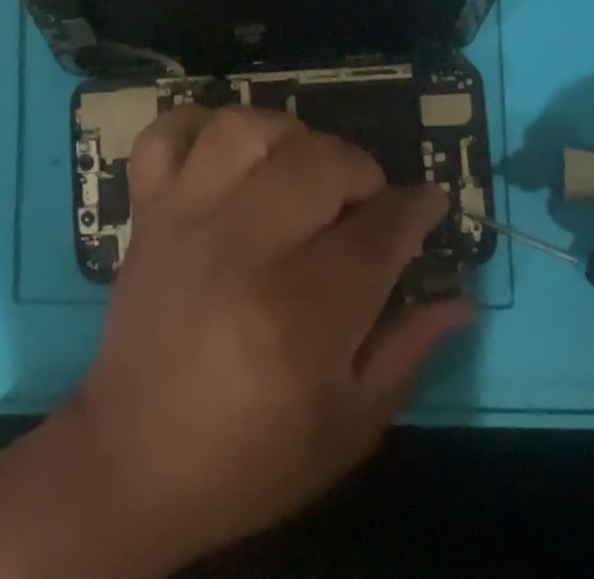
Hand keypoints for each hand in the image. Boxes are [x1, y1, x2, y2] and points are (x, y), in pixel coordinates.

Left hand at [60, 106, 475, 571]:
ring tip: (299, 176)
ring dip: (289, 139)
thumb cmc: (250, 460)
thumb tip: (461, 299)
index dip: (416, 208)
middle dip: (361, 172)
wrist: (132, 465)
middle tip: (363, 207)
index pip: (378, 229)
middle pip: (318, 161)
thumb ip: (408, 351)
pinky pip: (165, 135)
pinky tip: (227, 162)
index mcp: (300, 315)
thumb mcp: (349, 427)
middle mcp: (240, 250)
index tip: (429, 204)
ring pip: (244, 129)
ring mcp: (184, 224)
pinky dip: (199, 129)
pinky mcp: (145, 218)